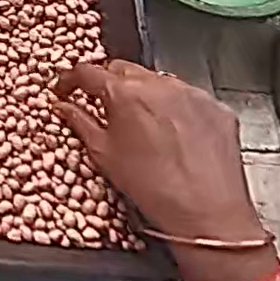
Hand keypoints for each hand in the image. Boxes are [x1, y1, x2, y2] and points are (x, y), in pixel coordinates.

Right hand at [51, 60, 262, 238]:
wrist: (206, 211)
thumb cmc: (151, 185)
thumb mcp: (103, 153)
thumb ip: (79, 121)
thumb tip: (64, 106)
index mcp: (124, 93)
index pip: (87, 72)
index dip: (70, 80)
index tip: (66, 89)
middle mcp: (158, 84)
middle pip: (122, 69)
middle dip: (107, 82)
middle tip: (101, 103)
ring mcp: (190, 93)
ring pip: (155, 79)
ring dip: (141, 91)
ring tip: (138, 119)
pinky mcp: (215, 107)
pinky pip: (186, 95)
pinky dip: (172, 105)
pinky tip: (169, 130)